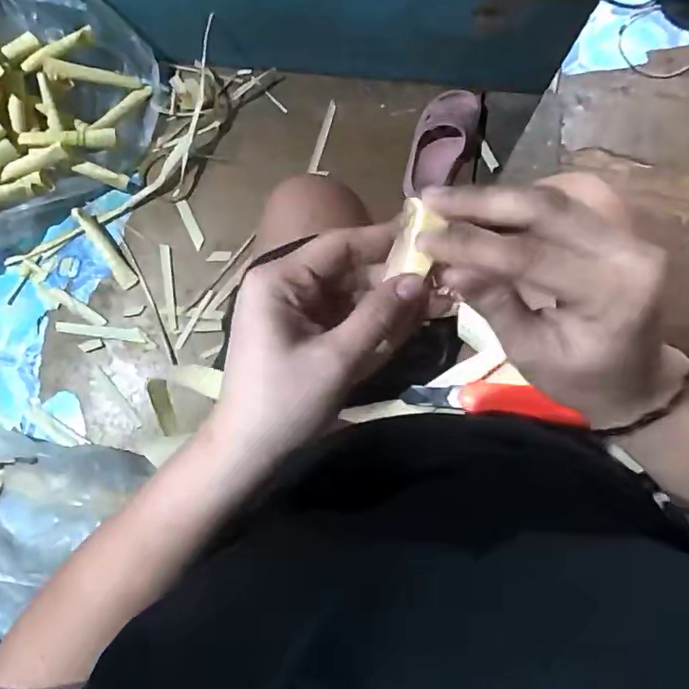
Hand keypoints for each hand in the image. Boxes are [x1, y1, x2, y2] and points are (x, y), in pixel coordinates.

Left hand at [208, 224, 429, 460]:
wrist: (247, 449)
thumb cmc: (286, 402)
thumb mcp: (337, 358)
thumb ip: (379, 315)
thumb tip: (419, 280)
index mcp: (278, 279)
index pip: (339, 245)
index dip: (385, 241)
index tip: (430, 239)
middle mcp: (280, 283)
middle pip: (344, 268)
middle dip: (390, 276)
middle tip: (441, 281)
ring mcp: (287, 307)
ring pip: (345, 292)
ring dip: (383, 299)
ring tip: (433, 301)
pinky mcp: (296, 330)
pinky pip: (337, 314)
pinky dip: (367, 319)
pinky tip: (403, 322)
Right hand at [420, 174, 688, 428]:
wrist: (636, 381)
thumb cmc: (579, 379)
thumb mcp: (528, 351)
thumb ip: (492, 304)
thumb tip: (447, 269)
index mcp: (610, 292)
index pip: (529, 255)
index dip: (471, 244)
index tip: (423, 240)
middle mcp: (629, 250)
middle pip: (547, 207)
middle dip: (481, 201)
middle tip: (430, 199)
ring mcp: (629, 232)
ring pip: (556, 194)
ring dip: (498, 197)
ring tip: (450, 203)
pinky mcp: (618, 226)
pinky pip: (566, 198)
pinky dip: (521, 199)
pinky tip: (488, 208)